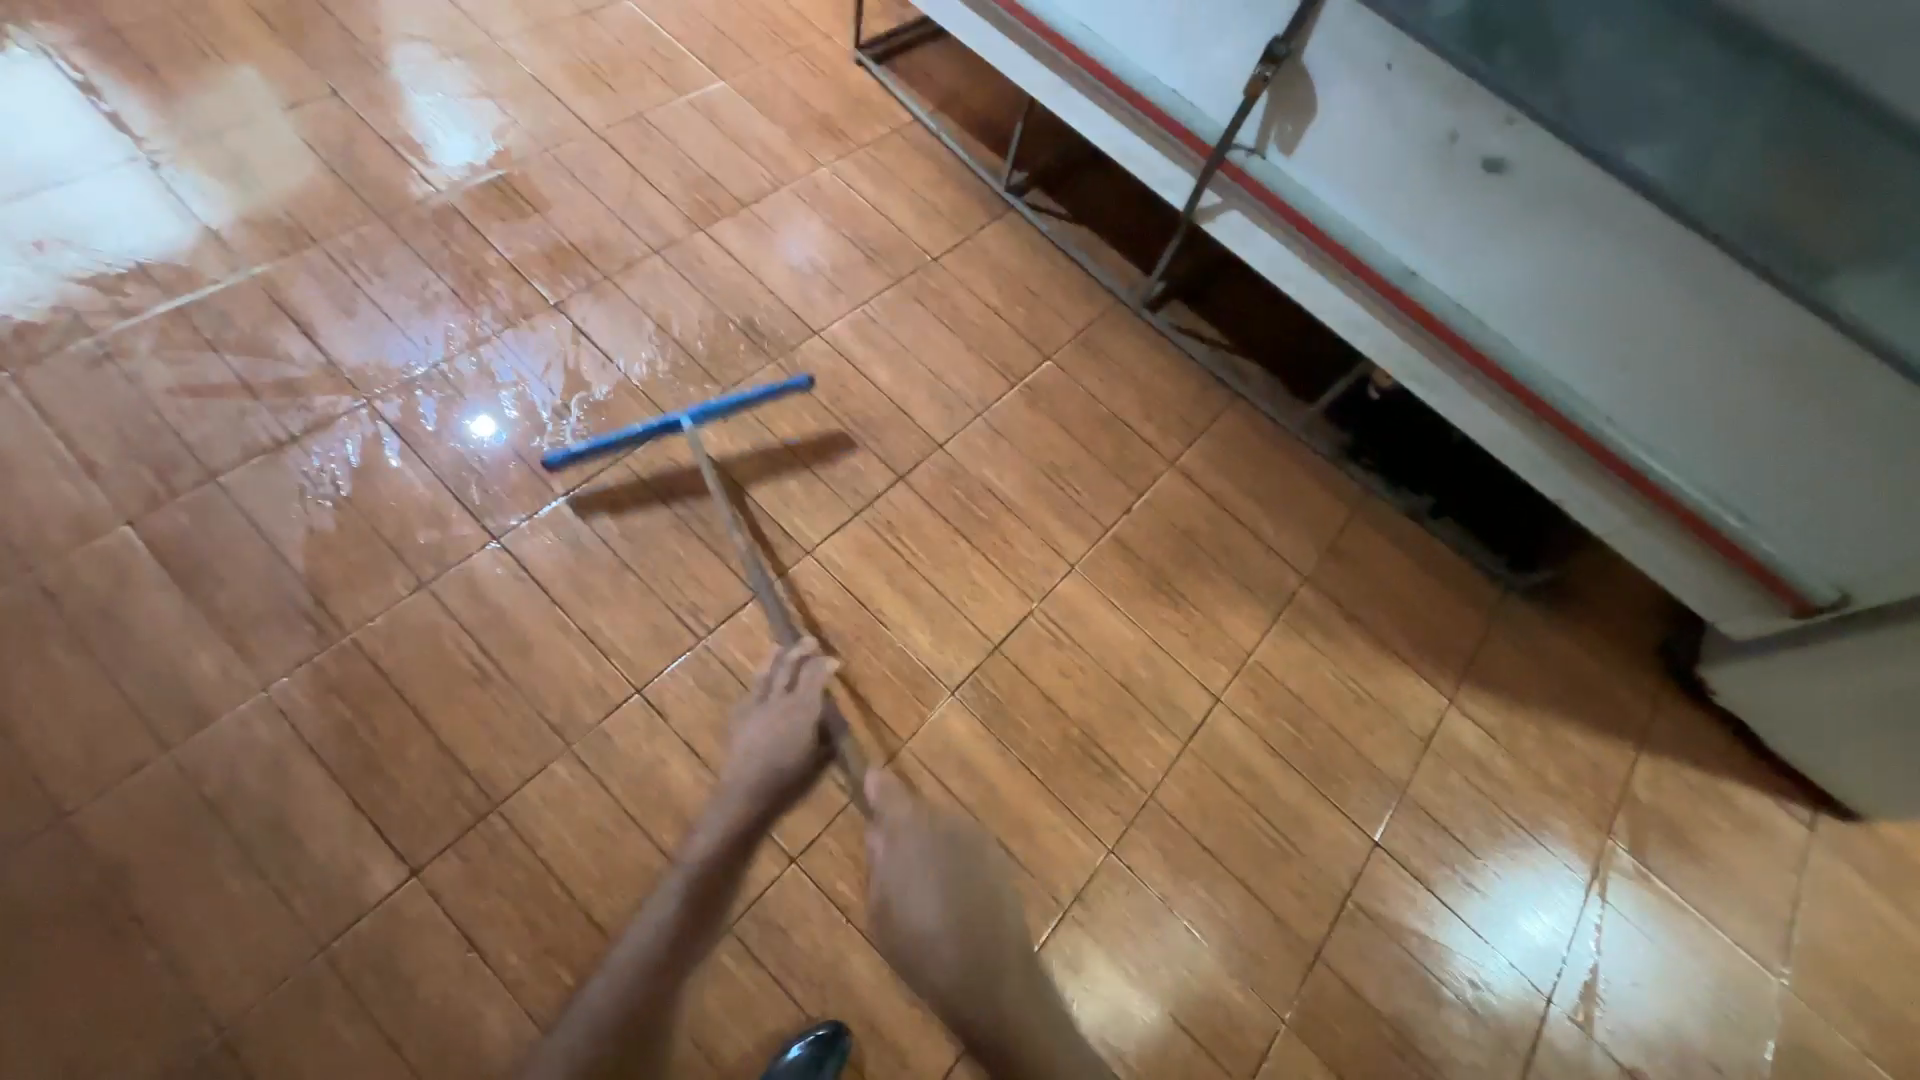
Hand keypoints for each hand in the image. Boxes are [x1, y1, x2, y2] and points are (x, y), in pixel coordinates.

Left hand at [715, 638, 839, 832]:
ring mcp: (757, 704)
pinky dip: (759, 682)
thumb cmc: (788, 778)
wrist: (746, 789)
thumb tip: (833, 724)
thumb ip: (827, 737)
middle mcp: (780, 699)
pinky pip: (751, 691)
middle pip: (790, 666)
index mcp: (803, 707)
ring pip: (767, 673)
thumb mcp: (818, 758)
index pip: (816, 675)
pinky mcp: (739, 714)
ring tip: (779, 647)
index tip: (834, 661)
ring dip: (775, 658)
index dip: (826, 664)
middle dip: (801, 651)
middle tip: (810, 641)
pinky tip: (760, 682)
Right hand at [862, 769, 1046, 1044]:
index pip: (885, 785)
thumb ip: (878, 860)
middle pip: (916, 808)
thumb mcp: (880, 908)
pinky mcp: (998, 854)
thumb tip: (879, 831)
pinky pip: (965, 845)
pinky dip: (956, 858)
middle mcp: (943, 818)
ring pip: (942, 826)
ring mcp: (975, 834)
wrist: (989, 974)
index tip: (868, 789)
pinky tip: (955, 894)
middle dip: (904, 826)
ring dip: (932, 843)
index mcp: (907, 827)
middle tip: (894, 863)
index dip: (875, 786)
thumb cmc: (920, 947)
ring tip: (926, 886)